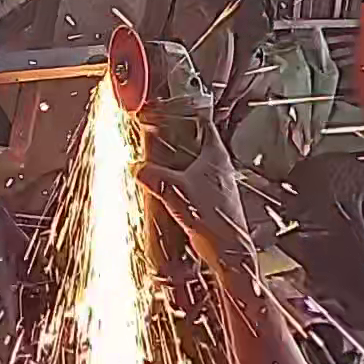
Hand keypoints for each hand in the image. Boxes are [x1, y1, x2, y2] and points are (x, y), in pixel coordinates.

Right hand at [136, 109, 253, 267]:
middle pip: (199, 143)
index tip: (173, 110)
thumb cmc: (212, 219)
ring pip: (197, 163)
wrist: (228, 253)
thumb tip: (135, 167)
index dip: (189, 115)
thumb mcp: (175, 192)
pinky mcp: (212, 200)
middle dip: (180, 139)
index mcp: (216, 155)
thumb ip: (152, 177)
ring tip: (161, 161)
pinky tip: (169, 187)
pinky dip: (182, 180)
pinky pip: (195, 182)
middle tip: (161, 136)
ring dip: (180, 161)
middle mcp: (220, 167)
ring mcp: (217, 184)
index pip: (205, 125)